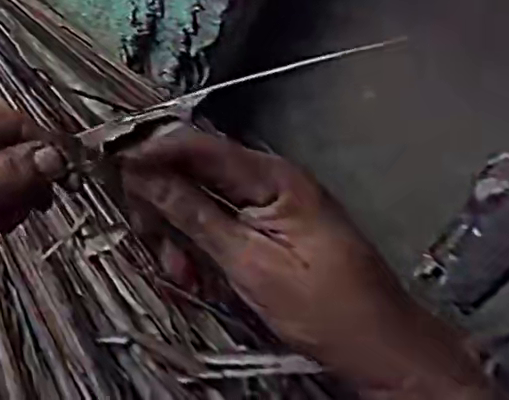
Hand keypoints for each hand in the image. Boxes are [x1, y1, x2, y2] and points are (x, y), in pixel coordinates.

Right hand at [120, 127, 494, 399]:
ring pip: (192, 193)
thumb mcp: (252, 265)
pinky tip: (191, 269)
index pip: (192, 142)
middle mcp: (264, 176)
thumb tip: (138, 170)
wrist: (398, 366)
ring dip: (174, 227)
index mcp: (270, 175)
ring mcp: (263, 199)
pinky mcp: (261, 221)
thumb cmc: (333, 315)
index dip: (146, 148)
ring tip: (177, 268)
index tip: (110, 163)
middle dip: (160, 200)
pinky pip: (210, 215)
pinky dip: (193, 239)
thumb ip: (192, 211)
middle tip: (149, 237)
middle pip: (186, 166)